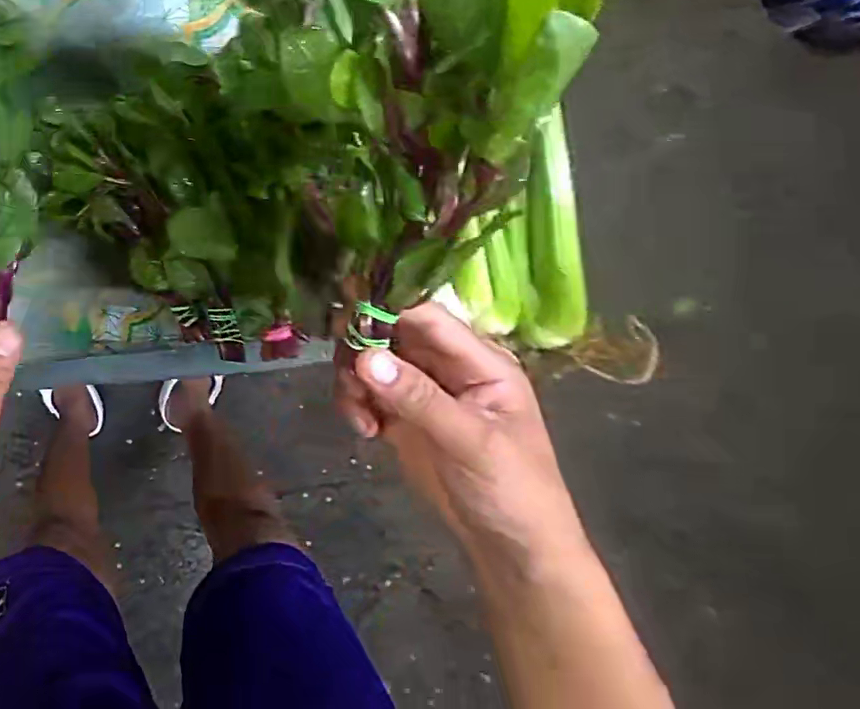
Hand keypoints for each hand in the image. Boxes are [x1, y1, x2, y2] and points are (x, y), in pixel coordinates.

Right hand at [338, 304, 587, 574]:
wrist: (513, 551)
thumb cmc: (513, 492)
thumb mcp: (472, 443)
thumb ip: (419, 398)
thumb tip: (366, 358)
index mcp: (478, 360)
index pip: (424, 315)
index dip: (384, 309)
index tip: (346, 321)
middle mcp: (445, 363)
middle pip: (386, 330)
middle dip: (360, 349)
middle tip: (349, 379)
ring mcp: (420, 386)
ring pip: (368, 357)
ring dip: (353, 380)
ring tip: (360, 415)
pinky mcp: (399, 409)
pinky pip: (362, 387)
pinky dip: (353, 401)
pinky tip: (365, 430)